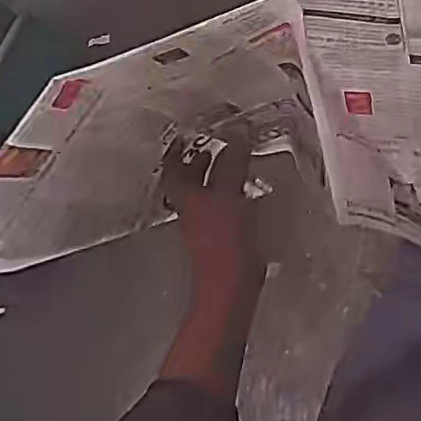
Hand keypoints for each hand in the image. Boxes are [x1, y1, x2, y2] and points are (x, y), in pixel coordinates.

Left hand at [160, 128, 256, 284]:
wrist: (230, 288)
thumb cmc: (224, 239)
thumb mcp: (229, 193)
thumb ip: (232, 162)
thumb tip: (236, 132)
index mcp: (185, 195)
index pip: (173, 166)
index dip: (177, 149)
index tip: (184, 135)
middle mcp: (190, 209)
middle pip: (188, 179)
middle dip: (199, 160)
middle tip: (215, 143)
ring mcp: (204, 225)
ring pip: (205, 192)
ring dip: (217, 175)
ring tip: (236, 162)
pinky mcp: (220, 238)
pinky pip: (221, 207)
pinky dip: (230, 194)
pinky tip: (248, 191)